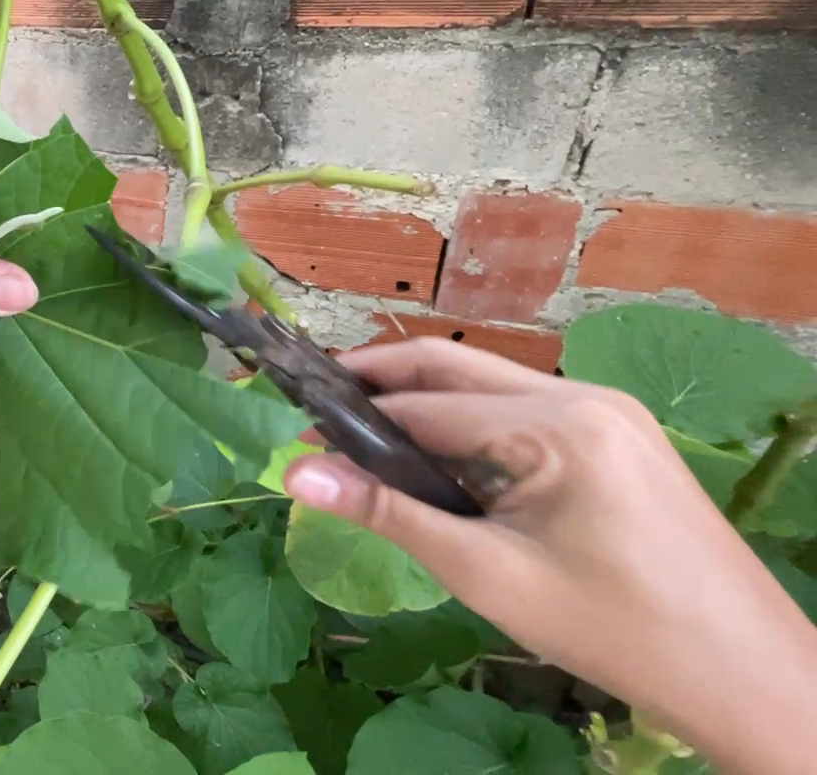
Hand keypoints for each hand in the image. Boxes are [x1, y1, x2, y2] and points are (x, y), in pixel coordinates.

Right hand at [283, 339, 816, 773]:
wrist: (756, 683)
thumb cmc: (613, 629)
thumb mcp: (484, 571)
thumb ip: (384, 510)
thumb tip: (294, 474)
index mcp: (556, 426)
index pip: (420, 406)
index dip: (350, 421)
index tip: (299, 440)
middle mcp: (581, 396)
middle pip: (447, 365)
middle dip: (373, 380)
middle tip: (314, 412)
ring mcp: (605, 409)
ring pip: (478, 379)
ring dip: (415, 397)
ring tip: (361, 434)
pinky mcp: (614, 430)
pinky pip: (511, 402)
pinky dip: (458, 416)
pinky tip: (434, 452)